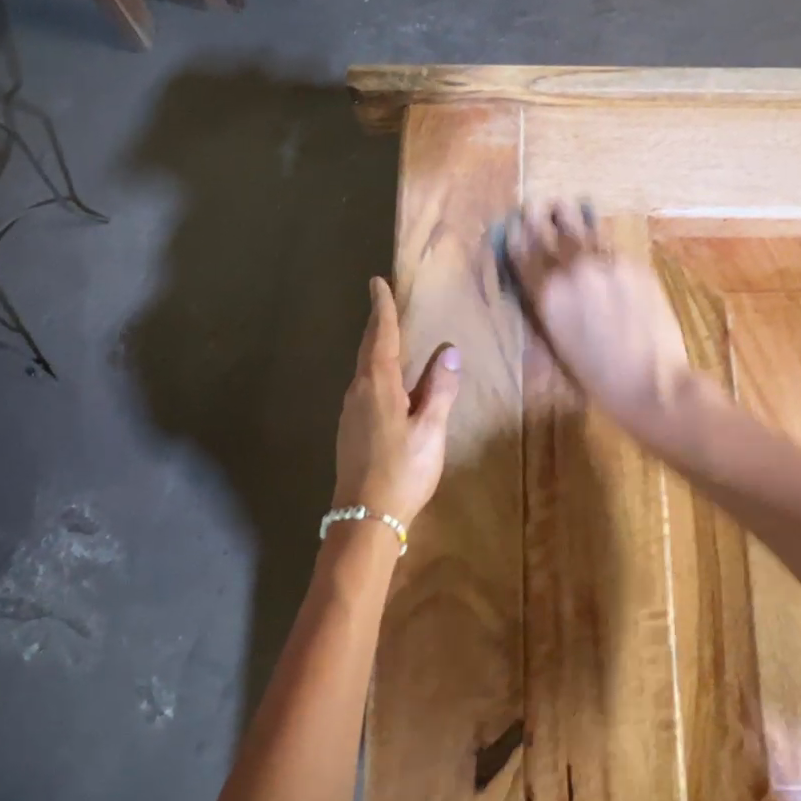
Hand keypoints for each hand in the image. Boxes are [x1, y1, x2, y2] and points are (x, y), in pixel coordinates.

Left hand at [331, 277, 460, 526]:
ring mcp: (350, 413)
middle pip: (369, 350)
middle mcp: (358, 392)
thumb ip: (440, 389)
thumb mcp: (430, 430)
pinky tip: (386, 383)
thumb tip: (450, 350)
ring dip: (376, 349)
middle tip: (384, 302)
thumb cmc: (402, 471)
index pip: (382, 337)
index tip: (377, 283)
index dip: (382, 309)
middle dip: (378, 325)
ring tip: (389, 337)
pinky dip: (375, 373)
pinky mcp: (350, 431)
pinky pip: (364, 388)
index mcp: (378, 385)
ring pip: (364, 370)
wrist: (365, 517)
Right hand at [505, 200, 699, 440]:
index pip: (522, 253)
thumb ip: (545, 313)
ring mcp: (605, 263)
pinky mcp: (633, 264)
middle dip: (540, 217)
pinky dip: (598, 239)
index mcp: (546, 296)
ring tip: (563, 206)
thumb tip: (540, 292)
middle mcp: (571, 271)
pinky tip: (595, 233)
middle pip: (549, 230)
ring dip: (569, 216)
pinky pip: (609, 245)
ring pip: (581, 227)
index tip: (514, 223)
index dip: (516, 234)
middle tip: (536, 207)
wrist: (651, 381)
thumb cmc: (597, 379)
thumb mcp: (557, 348)